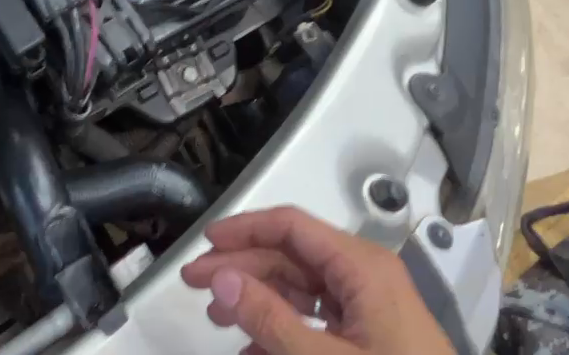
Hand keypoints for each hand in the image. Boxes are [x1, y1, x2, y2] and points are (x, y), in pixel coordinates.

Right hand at [180, 206, 455, 354]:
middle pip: (289, 256)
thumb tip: (219, 278)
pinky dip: (282, 328)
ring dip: (257, 300)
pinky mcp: (373, 337)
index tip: (204, 244)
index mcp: (361, 266)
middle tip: (195, 285)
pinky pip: (317, 319)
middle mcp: (365, 276)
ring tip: (217, 318)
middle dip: (241, 269)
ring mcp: (371, 307)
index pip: (290, 225)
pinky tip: (253, 349)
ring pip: (299, 288)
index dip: (243, 229)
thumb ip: (270, 319)